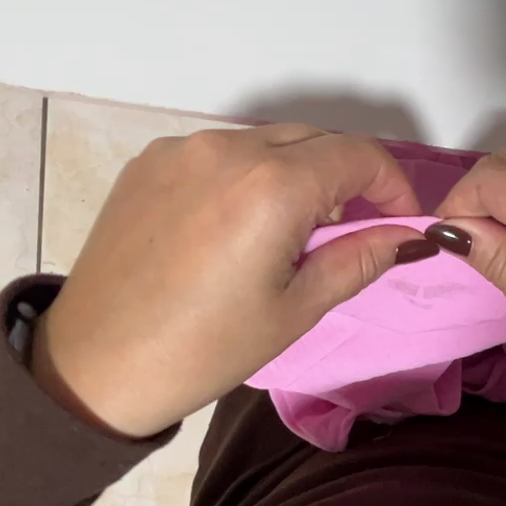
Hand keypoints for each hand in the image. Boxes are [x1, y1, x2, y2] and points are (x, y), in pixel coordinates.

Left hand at [32, 125, 433, 437]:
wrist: (97, 365)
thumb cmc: (207, 349)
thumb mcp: (297, 310)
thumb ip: (359, 260)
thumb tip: (408, 237)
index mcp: (272, 186)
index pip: (358, 156)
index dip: (393, 186)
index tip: (402, 223)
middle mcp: (227, 148)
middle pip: (315, 140)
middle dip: (349, 179)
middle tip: (352, 233)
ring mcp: (182, 149)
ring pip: (268, 142)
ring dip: (300, 175)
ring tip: (293, 235)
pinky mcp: (150, 161)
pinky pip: (222, 153)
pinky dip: (252, 177)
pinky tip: (240, 228)